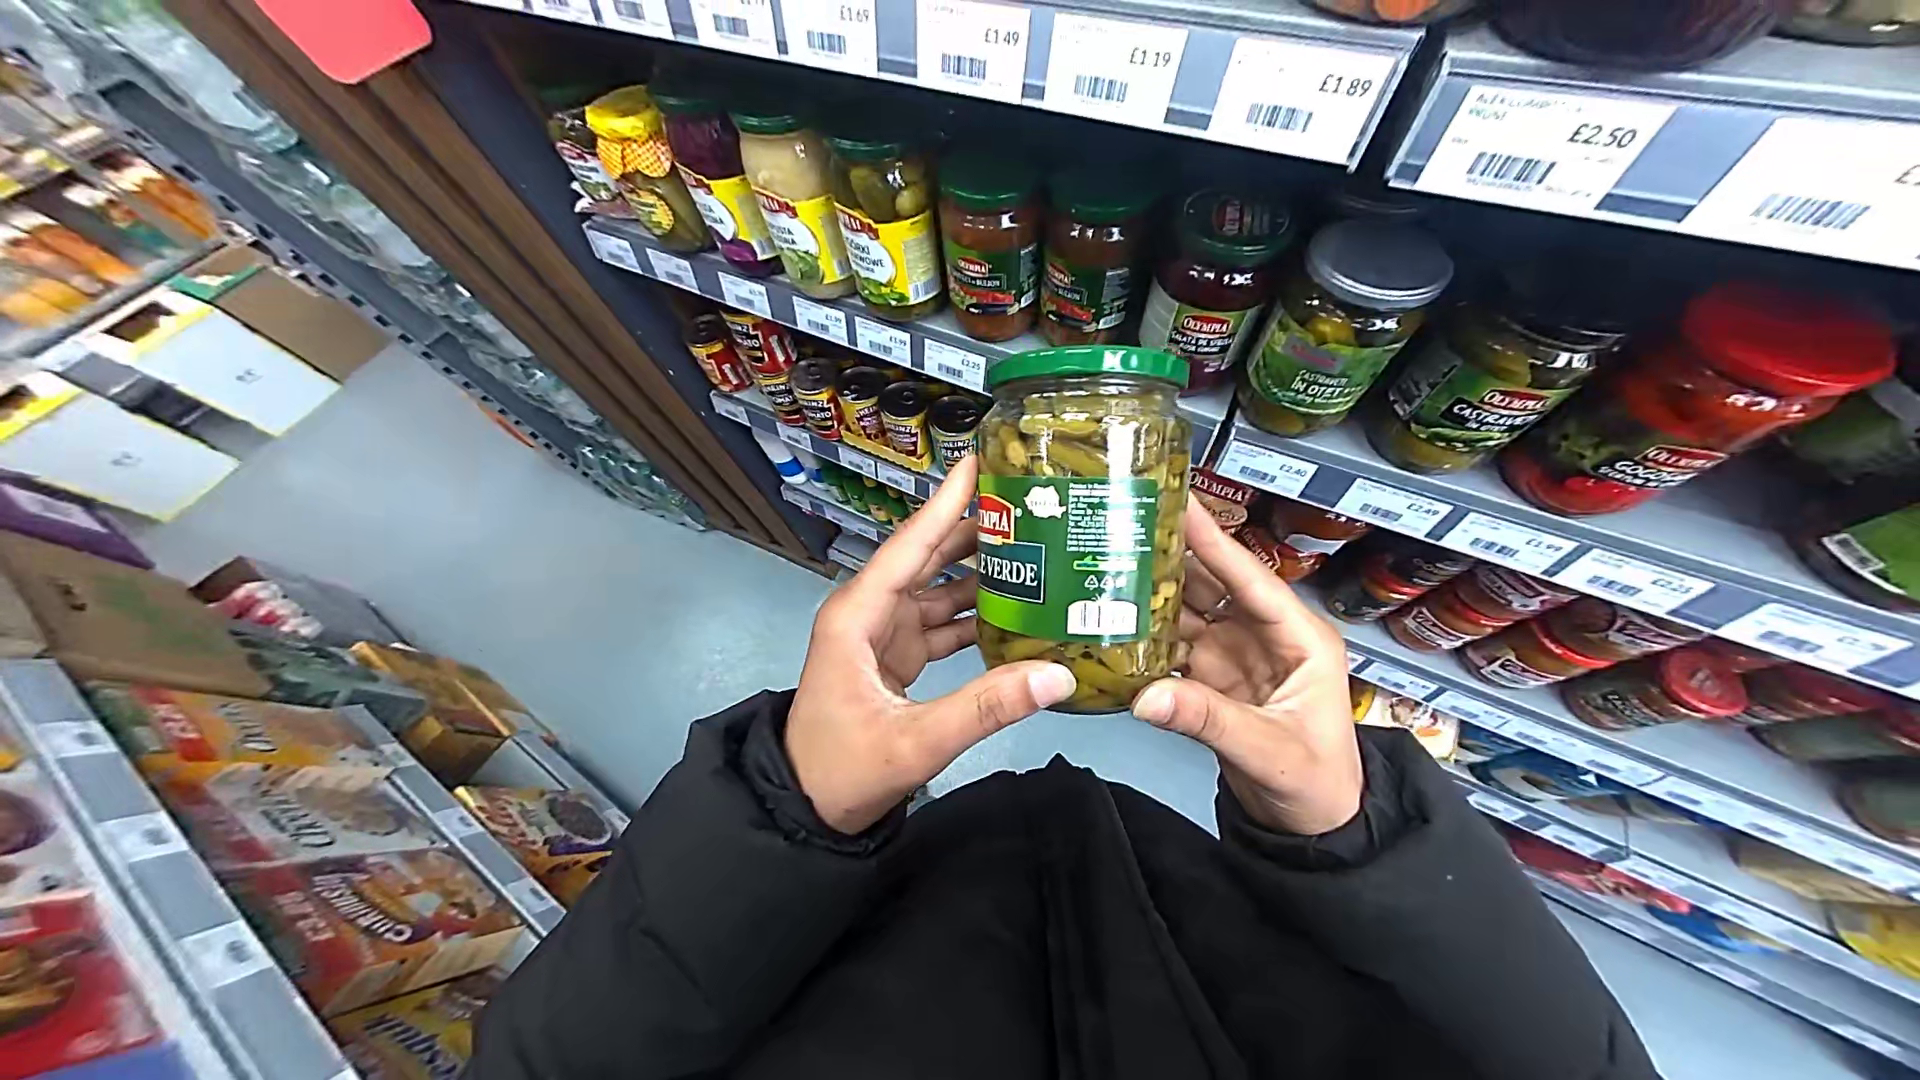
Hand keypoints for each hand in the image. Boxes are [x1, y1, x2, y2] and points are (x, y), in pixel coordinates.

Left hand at [787, 455, 1077, 833]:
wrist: (805, 807)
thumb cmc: (842, 768)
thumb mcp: (915, 742)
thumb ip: (984, 708)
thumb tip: (1057, 675)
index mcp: (859, 614)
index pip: (909, 546)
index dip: (945, 504)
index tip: (978, 462)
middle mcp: (872, 611)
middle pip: (927, 558)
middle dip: (973, 530)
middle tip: (1027, 505)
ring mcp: (886, 632)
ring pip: (939, 589)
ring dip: (980, 572)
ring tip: (1036, 551)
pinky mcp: (898, 654)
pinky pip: (943, 622)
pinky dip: (976, 615)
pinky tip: (1016, 610)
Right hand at [1130, 501, 1362, 835]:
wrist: (1308, 827)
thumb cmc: (1314, 782)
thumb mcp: (1269, 752)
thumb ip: (1208, 720)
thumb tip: (1144, 696)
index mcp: (1297, 637)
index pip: (1250, 578)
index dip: (1214, 541)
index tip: (1177, 504)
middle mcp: (1261, 632)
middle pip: (1212, 584)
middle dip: (1172, 555)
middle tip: (1125, 526)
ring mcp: (1231, 650)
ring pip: (1186, 609)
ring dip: (1152, 590)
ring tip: (1107, 562)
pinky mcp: (1208, 672)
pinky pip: (1171, 642)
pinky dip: (1144, 632)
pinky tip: (1113, 619)